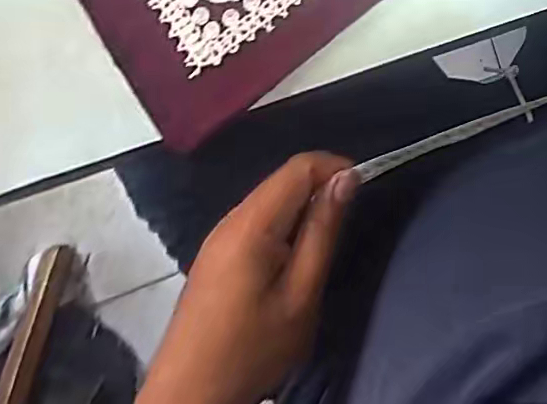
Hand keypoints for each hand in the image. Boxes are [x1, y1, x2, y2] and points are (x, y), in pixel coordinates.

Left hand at [139, 153, 356, 403]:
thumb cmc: (250, 350)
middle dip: (321, 187)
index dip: (335, 168)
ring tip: (321, 241)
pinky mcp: (215, 252)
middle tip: (343, 223)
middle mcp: (231, 218)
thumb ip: (324, 229)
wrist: (187, 401)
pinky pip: (258, 216)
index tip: (359, 192)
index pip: (301, 166)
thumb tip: (346, 178)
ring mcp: (219, 235)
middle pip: (285, 178)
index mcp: (251, 224)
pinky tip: (291, 256)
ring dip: (303, 205)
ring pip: (273, 196)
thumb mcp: (301, 293)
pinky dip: (284, 221)